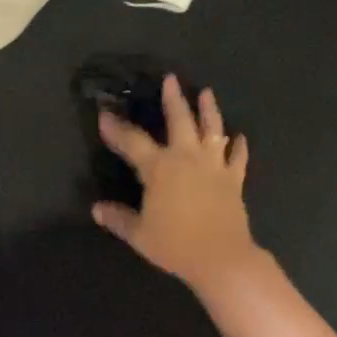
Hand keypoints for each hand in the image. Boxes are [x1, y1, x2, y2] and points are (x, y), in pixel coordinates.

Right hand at [92, 75, 260, 290]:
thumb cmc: (174, 245)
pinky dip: (238, 147)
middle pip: (180, 120)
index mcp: (159, 168)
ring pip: (212, 130)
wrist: (219, 257)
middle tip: (171, 79)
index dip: (116, 129)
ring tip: (207, 93)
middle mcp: (187, 158)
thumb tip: (97, 209)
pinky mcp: (233, 180)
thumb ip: (118, 218)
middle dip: (173, 99)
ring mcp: (214, 166)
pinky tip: (239, 138)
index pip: (132, 142)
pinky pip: (237, 158)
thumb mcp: (139, 234)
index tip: (104, 116)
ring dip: (209, 110)